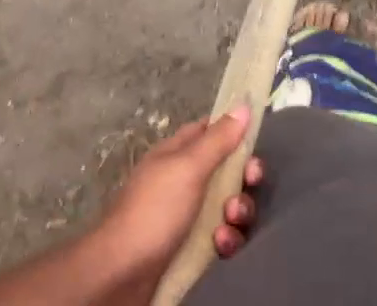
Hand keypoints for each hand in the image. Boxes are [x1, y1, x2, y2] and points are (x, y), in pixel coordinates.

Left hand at [95, 107, 256, 280]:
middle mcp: (184, 180)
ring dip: (237, 213)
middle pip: (227, 170)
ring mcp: (188, 214)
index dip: (234, 134)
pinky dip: (226, 239)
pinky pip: (221, 236)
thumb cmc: (155, 210)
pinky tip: (219, 245)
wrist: (122, 273)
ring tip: (227, 223)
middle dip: (244, 179)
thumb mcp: (188, 167)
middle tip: (248, 184)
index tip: (253, 144)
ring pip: (228, 205)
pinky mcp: (192, 246)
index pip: (210, 131)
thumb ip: (218, 139)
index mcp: (177, 154)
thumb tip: (242, 104)